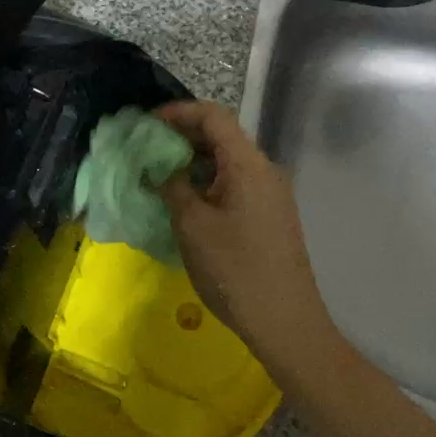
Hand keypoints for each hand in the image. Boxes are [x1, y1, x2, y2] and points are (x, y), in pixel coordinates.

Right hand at [156, 100, 333, 359]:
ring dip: (196, 160)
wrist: (287, 324)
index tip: (148, 124)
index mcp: (248, 164)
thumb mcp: (192, 227)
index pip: (213, 115)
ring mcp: (272, 193)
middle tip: (149, 149)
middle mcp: (265, 169)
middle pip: (223, 135)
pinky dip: (210, 180)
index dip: (179, 112)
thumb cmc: (235, 271)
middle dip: (184, 136)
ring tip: (162, 175)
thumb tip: (158, 167)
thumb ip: (173, 187)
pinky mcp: (272, 215)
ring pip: (230, 160)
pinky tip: (189, 201)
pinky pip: (238, 181)